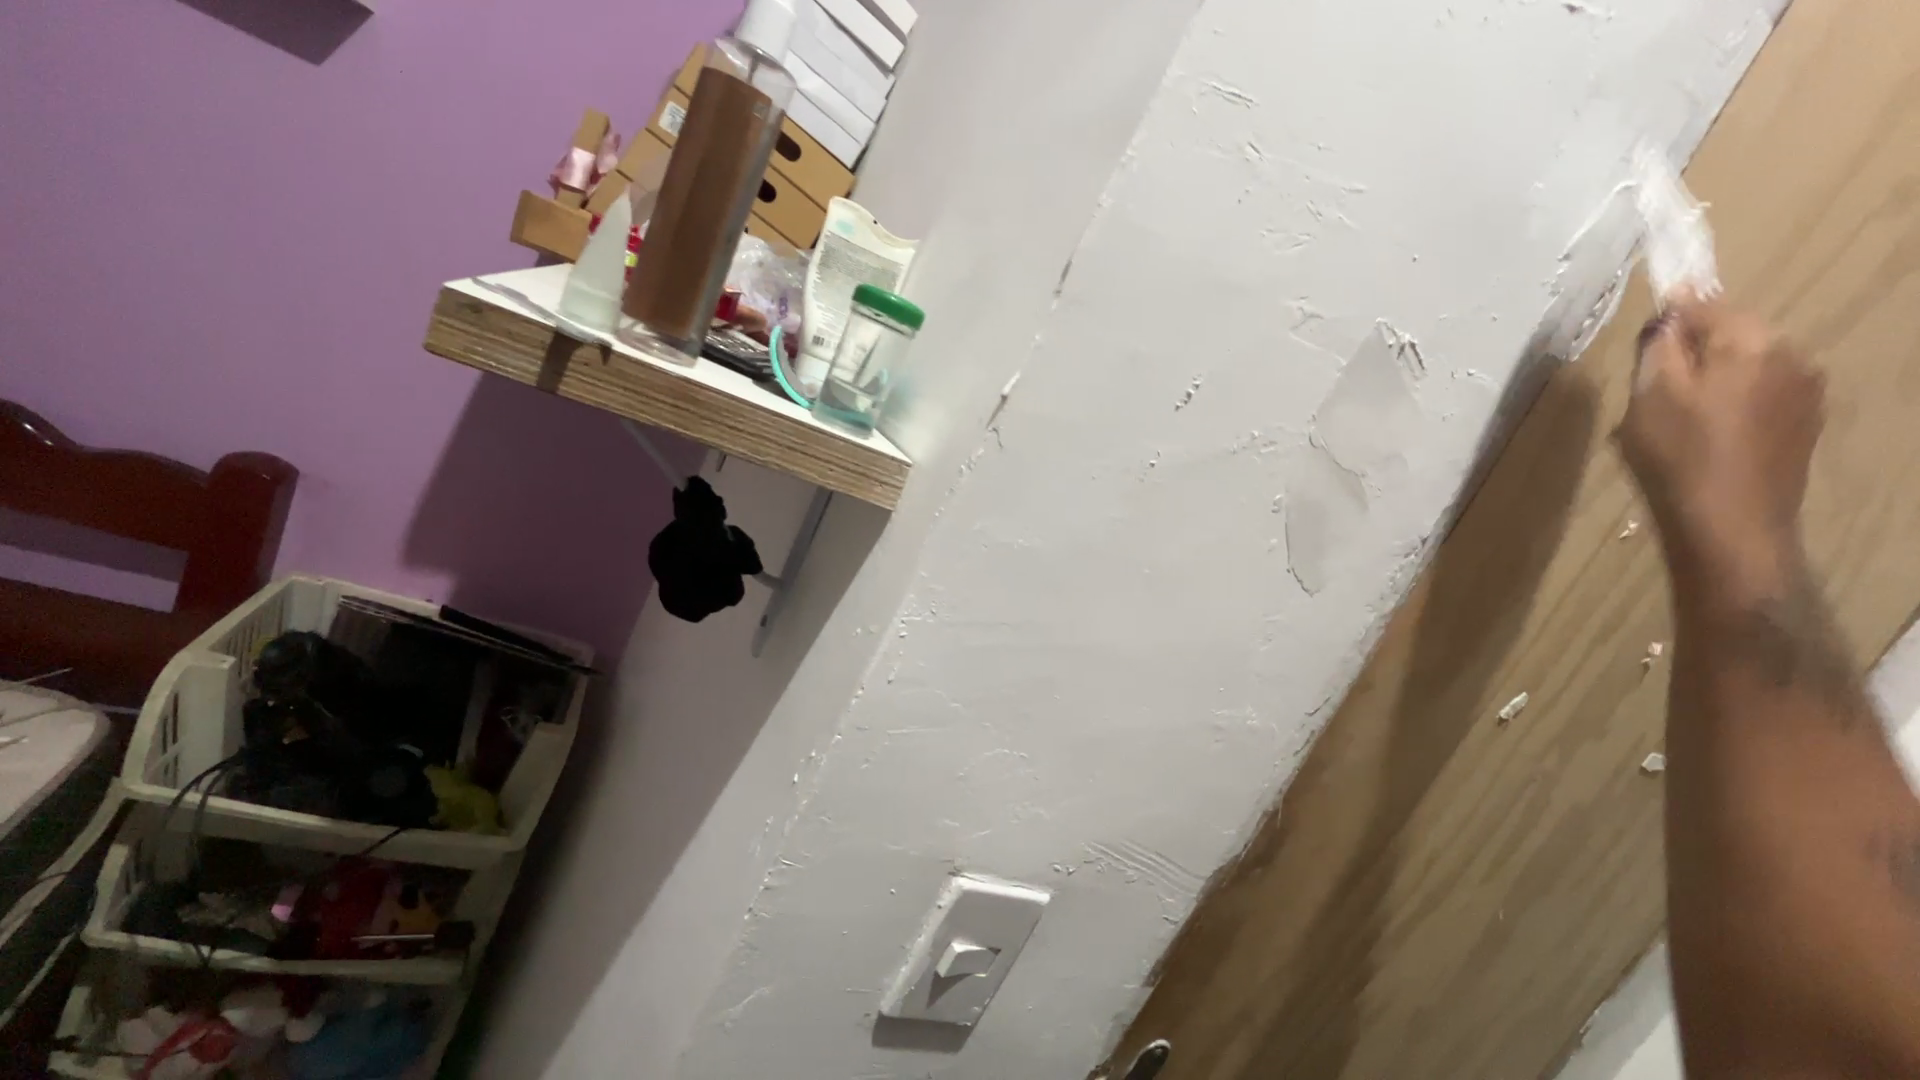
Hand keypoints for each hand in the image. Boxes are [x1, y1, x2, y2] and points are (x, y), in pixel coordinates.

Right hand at [1614, 296, 1825, 601]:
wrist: (1730, 523)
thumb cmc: (1680, 455)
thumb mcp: (1649, 396)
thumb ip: (1660, 346)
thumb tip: (1670, 313)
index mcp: (1752, 342)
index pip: (1707, 306)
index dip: (1672, 313)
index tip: (1645, 329)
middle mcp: (1791, 355)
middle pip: (1734, 334)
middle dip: (1695, 349)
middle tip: (1652, 381)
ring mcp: (1805, 391)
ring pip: (1748, 364)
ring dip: (1714, 376)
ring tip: (1678, 411)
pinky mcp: (1804, 423)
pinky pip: (1762, 393)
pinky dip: (1733, 401)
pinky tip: (1708, 432)